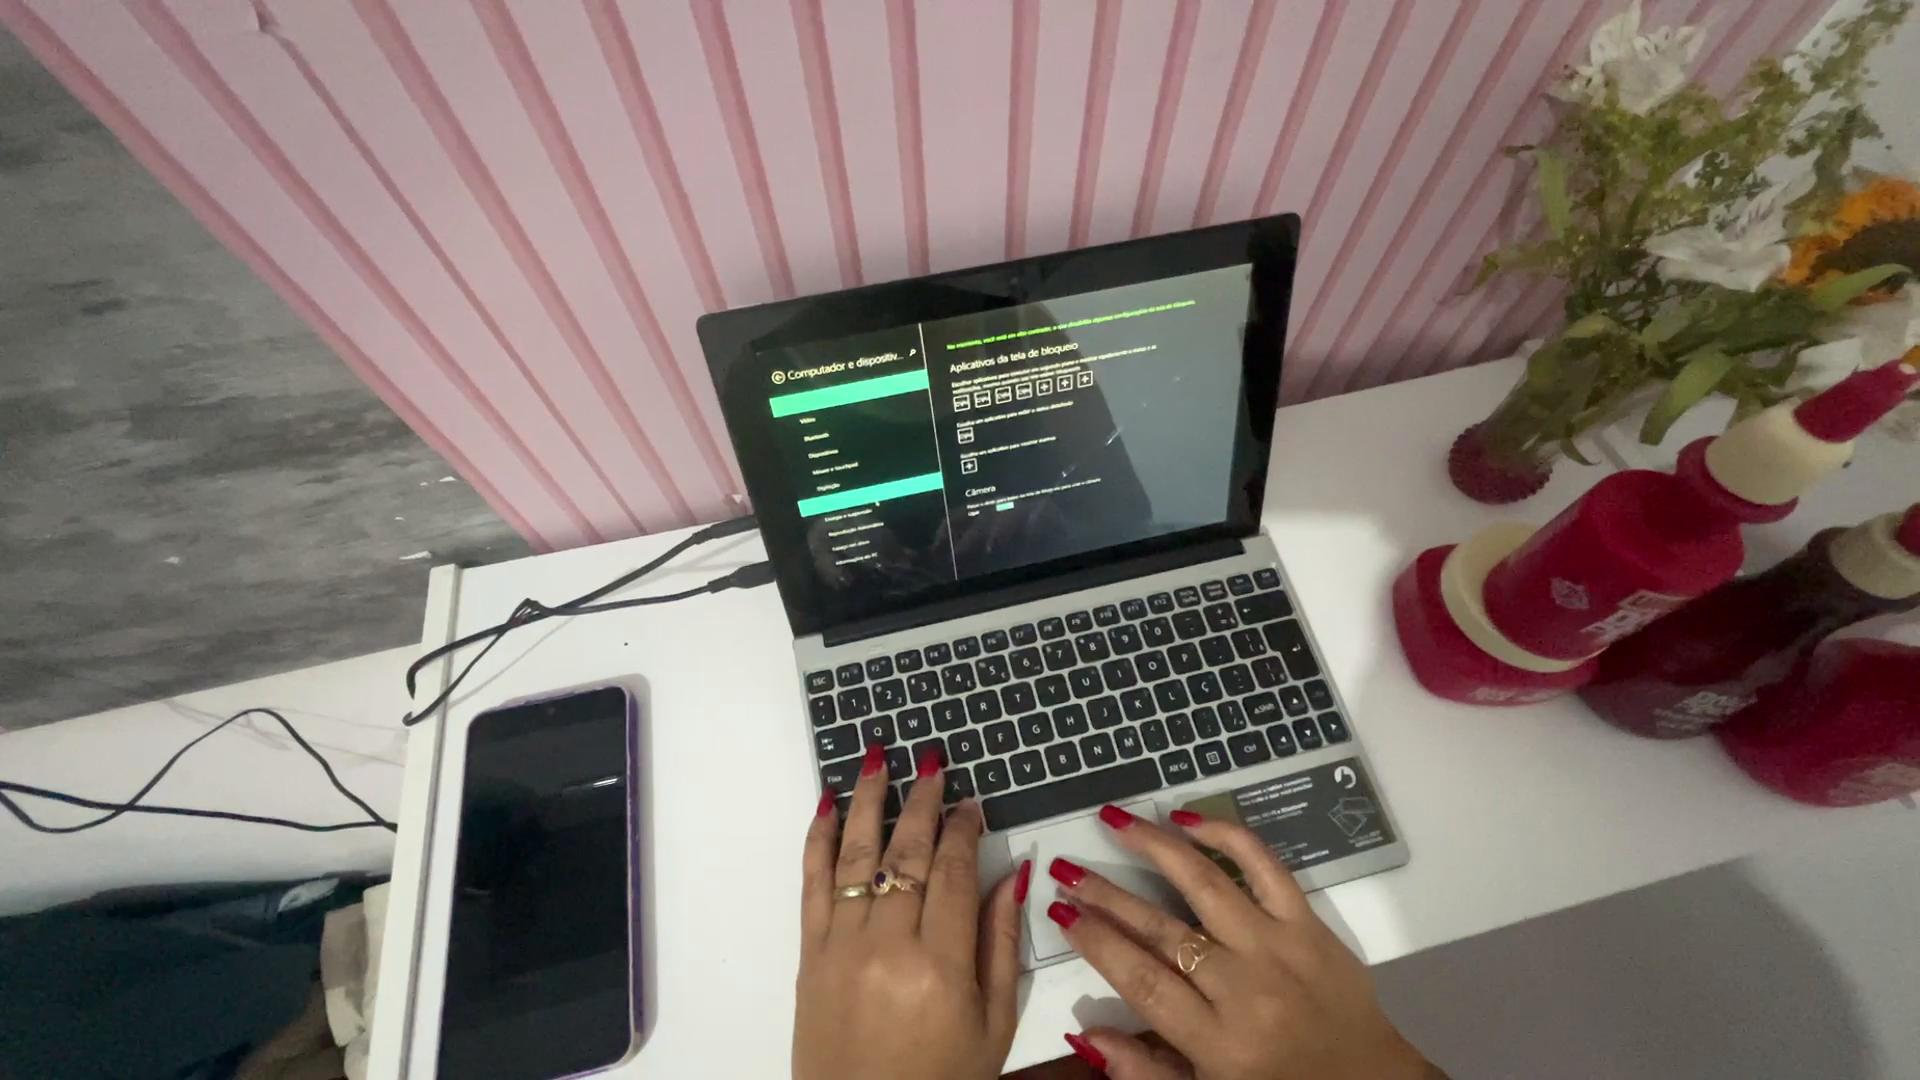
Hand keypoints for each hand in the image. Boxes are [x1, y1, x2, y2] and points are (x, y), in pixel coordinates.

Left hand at [793, 744, 1027, 1079]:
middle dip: (922, 799)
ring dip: (869, 798)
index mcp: (941, 964)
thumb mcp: (993, 1025)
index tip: (972, 802)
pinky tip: (827, 802)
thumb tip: (1012, 871)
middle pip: (907, 851)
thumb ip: (1001, 943)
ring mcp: (841, 944)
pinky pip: (812, 882)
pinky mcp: (809, 952)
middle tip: (931, 761)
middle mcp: (887, 944)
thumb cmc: (940, 1079)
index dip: (965, 828)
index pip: (956, 871)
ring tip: (879, 755)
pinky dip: (819, 837)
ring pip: (857, 852)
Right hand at [1048, 805, 1440, 1079]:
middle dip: (1105, 894)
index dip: (1097, 941)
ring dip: (1153, 846)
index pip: (1142, 980)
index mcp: (1219, 1043)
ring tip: (1113, 820)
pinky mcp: (1307, 921)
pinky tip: (1187, 818)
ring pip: (1204, 883)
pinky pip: (1264, 865)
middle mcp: (1245, 988)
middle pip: (1162, 930)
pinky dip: (1225, 834)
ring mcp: (1279, 946)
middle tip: (1066, 867)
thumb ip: (1146, 1071)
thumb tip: (1083, 1033)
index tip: (1060, 910)